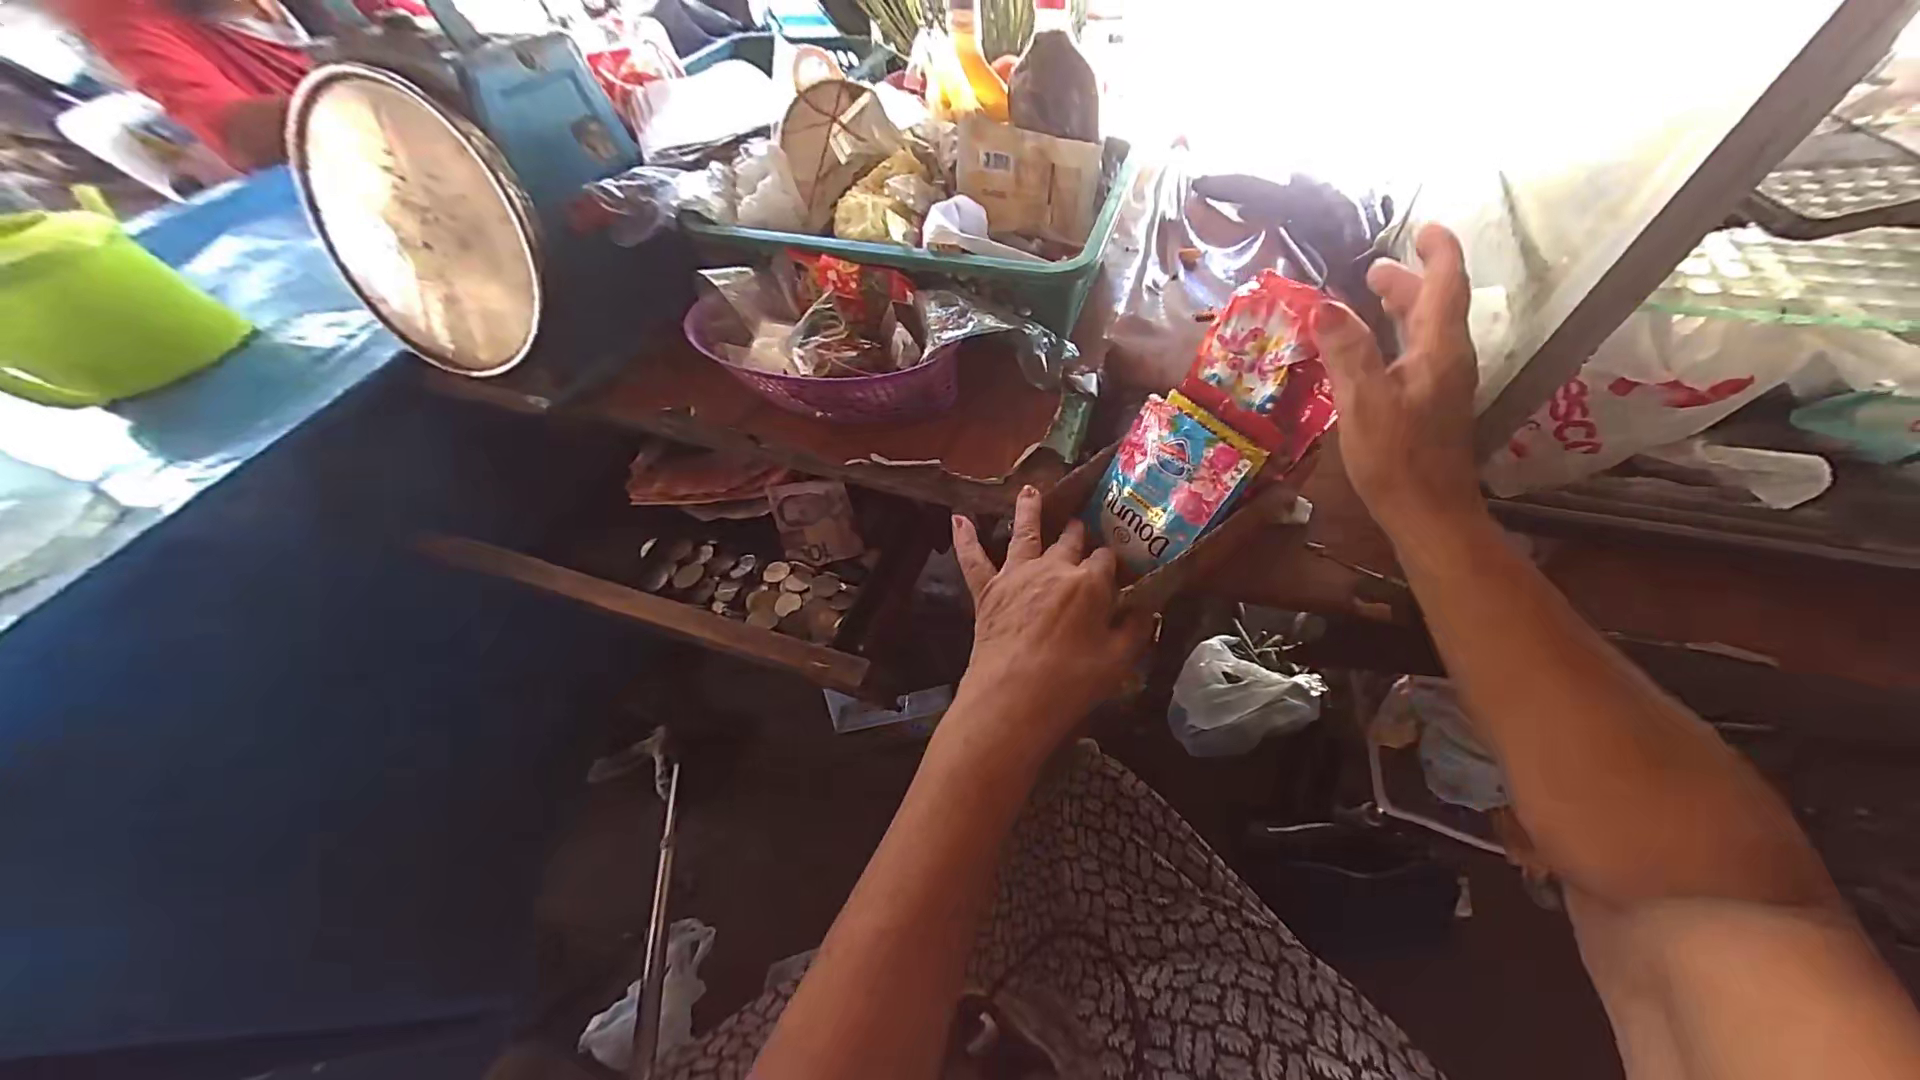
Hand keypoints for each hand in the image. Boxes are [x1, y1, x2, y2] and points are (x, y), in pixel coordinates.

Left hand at [948, 486, 1155, 765]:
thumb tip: (1147, 608)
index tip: (1119, 564)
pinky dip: (965, 539)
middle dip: (1078, 530)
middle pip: (1070, 540)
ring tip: (1029, 490)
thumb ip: (1136, 629)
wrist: (1012, 697)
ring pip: (1023, 533)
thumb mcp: (1119, 660)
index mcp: (1090, 582)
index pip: (1107, 558)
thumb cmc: (1072, 682)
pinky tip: (958, 519)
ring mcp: (1017, 575)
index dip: (1114, 560)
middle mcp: (1053, 568)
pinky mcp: (987, 590)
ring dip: (1028, 510)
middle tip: (1081, 523)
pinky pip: (973, 559)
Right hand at [1313, 223, 1484, 537]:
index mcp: (1437, 352)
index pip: (1444, 287)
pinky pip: (1414, 358)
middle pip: (1435, 308)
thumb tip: (1323, 306)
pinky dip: (1393, 341)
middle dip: (1407, 283)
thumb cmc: (1396, 458)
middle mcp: (1447, 361)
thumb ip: (1347, 352)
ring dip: (1400, 312)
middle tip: (1372, 271)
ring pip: (1425, 334)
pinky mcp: (1430, 407)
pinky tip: (1369, 355)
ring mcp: (1441, 386)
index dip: (1436, 253)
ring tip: (1368, 303)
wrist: (1427, 511)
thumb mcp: (1364, 402)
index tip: (1423, 228)